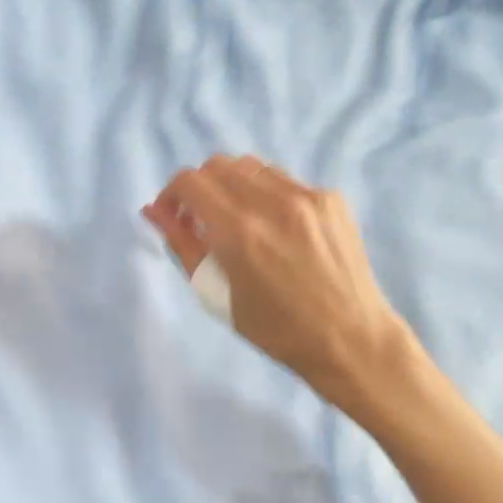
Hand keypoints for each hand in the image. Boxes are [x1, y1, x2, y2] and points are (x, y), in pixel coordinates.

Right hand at [143, 156, 416, 409]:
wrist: (348, 336)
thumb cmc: (274, 329)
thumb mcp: (216, 294)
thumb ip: (184, 246)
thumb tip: (154, 212)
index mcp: (239, 232)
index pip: (191, 182)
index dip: (171, 194)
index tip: (171, 216)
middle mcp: (273, 202)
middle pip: (219, 166)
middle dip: (199, 188)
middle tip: (199, 220)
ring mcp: (307, 196)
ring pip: (253, 168)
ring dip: (232, 188)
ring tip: (236, 223)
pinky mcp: (331, 199)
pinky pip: (285, 182)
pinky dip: (265, 196)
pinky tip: (273, 230)